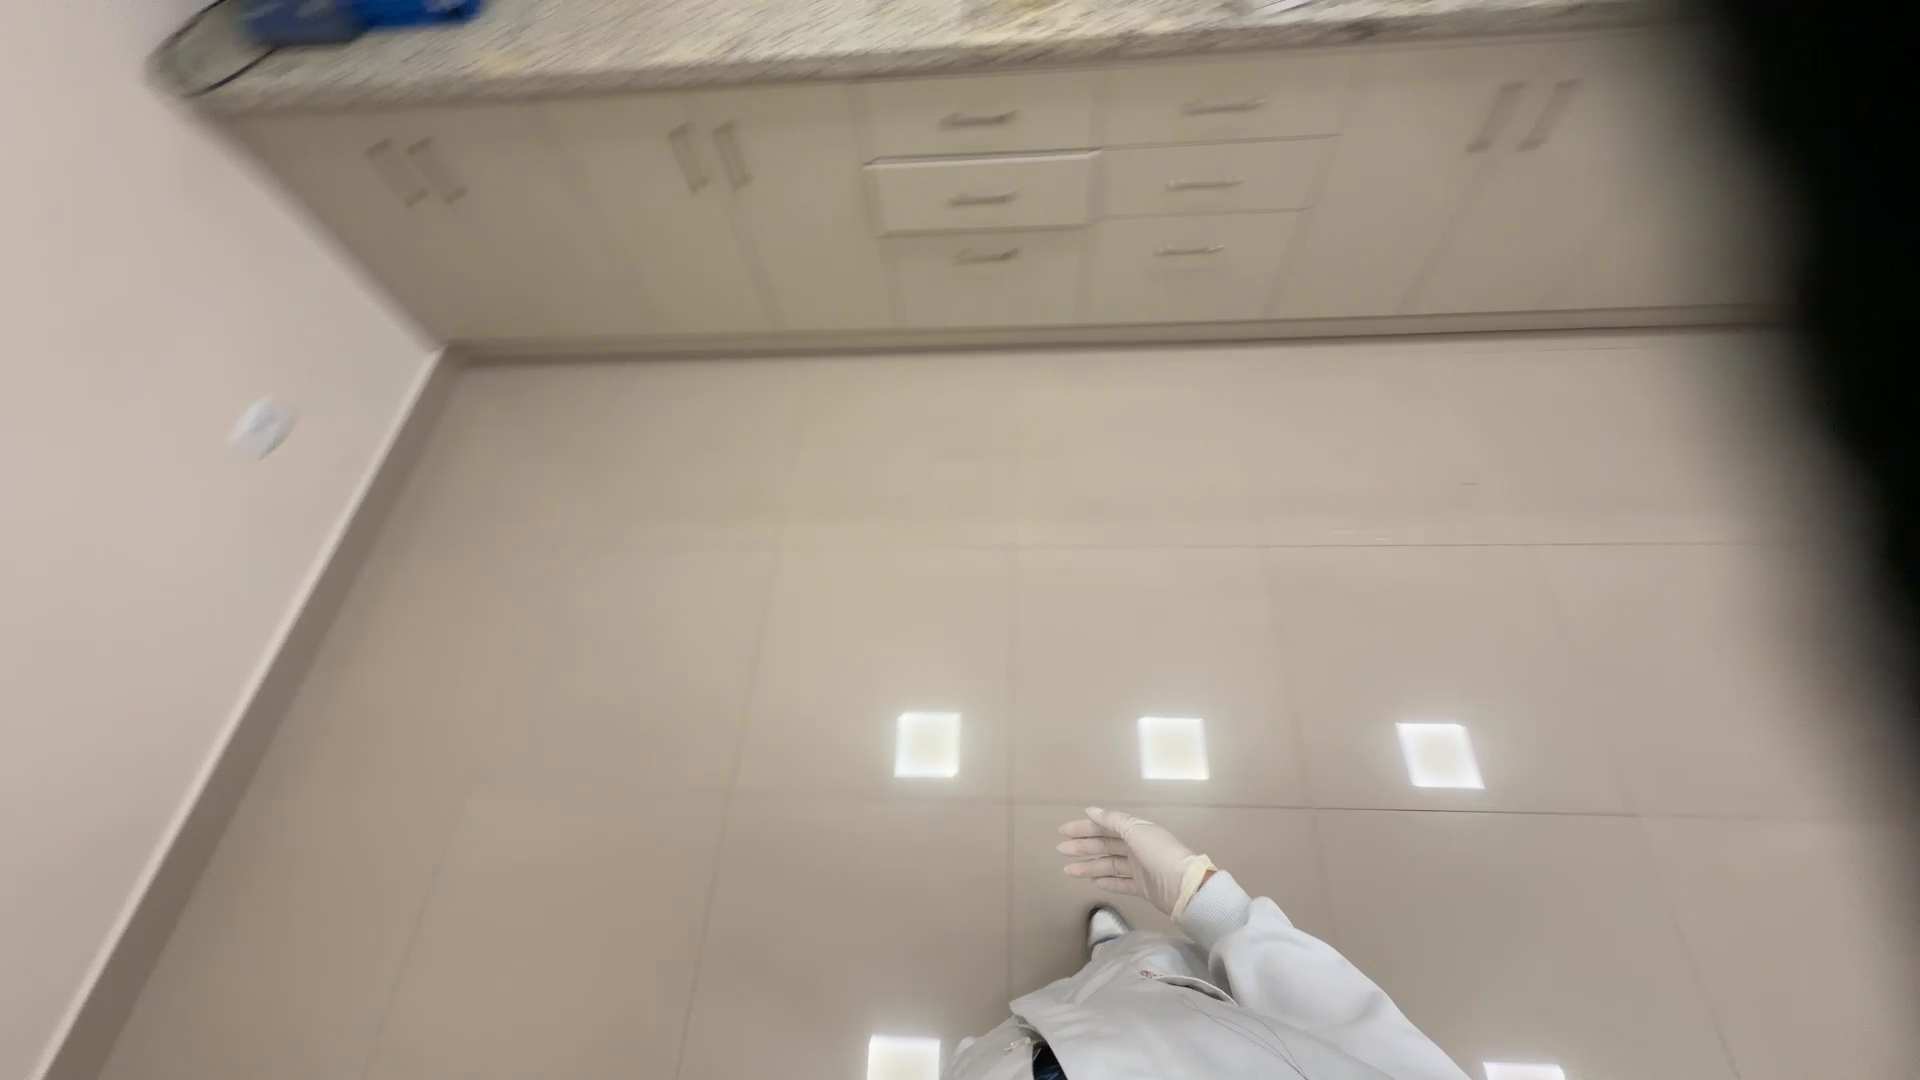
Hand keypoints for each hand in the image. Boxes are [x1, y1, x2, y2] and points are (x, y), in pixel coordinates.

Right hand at [1057, 807, 1211, 917]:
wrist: (1184, 887)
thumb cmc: (1159, 853)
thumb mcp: (1135, 830)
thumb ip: (1112, 820)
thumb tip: (1090, 811)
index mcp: (1134, 830)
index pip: (1104, 826)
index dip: (1083, 828)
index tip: (1064, 831)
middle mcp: (1135, 847)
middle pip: (1104, 845)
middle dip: (1082, 847)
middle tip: (1061, 851)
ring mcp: (1138, 868)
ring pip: (1108, 865)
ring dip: (1089, 866)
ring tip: (1069, 870)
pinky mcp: (1142, 887)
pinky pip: (1120, 882)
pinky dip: (1106, 882)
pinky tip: (1093, 882)